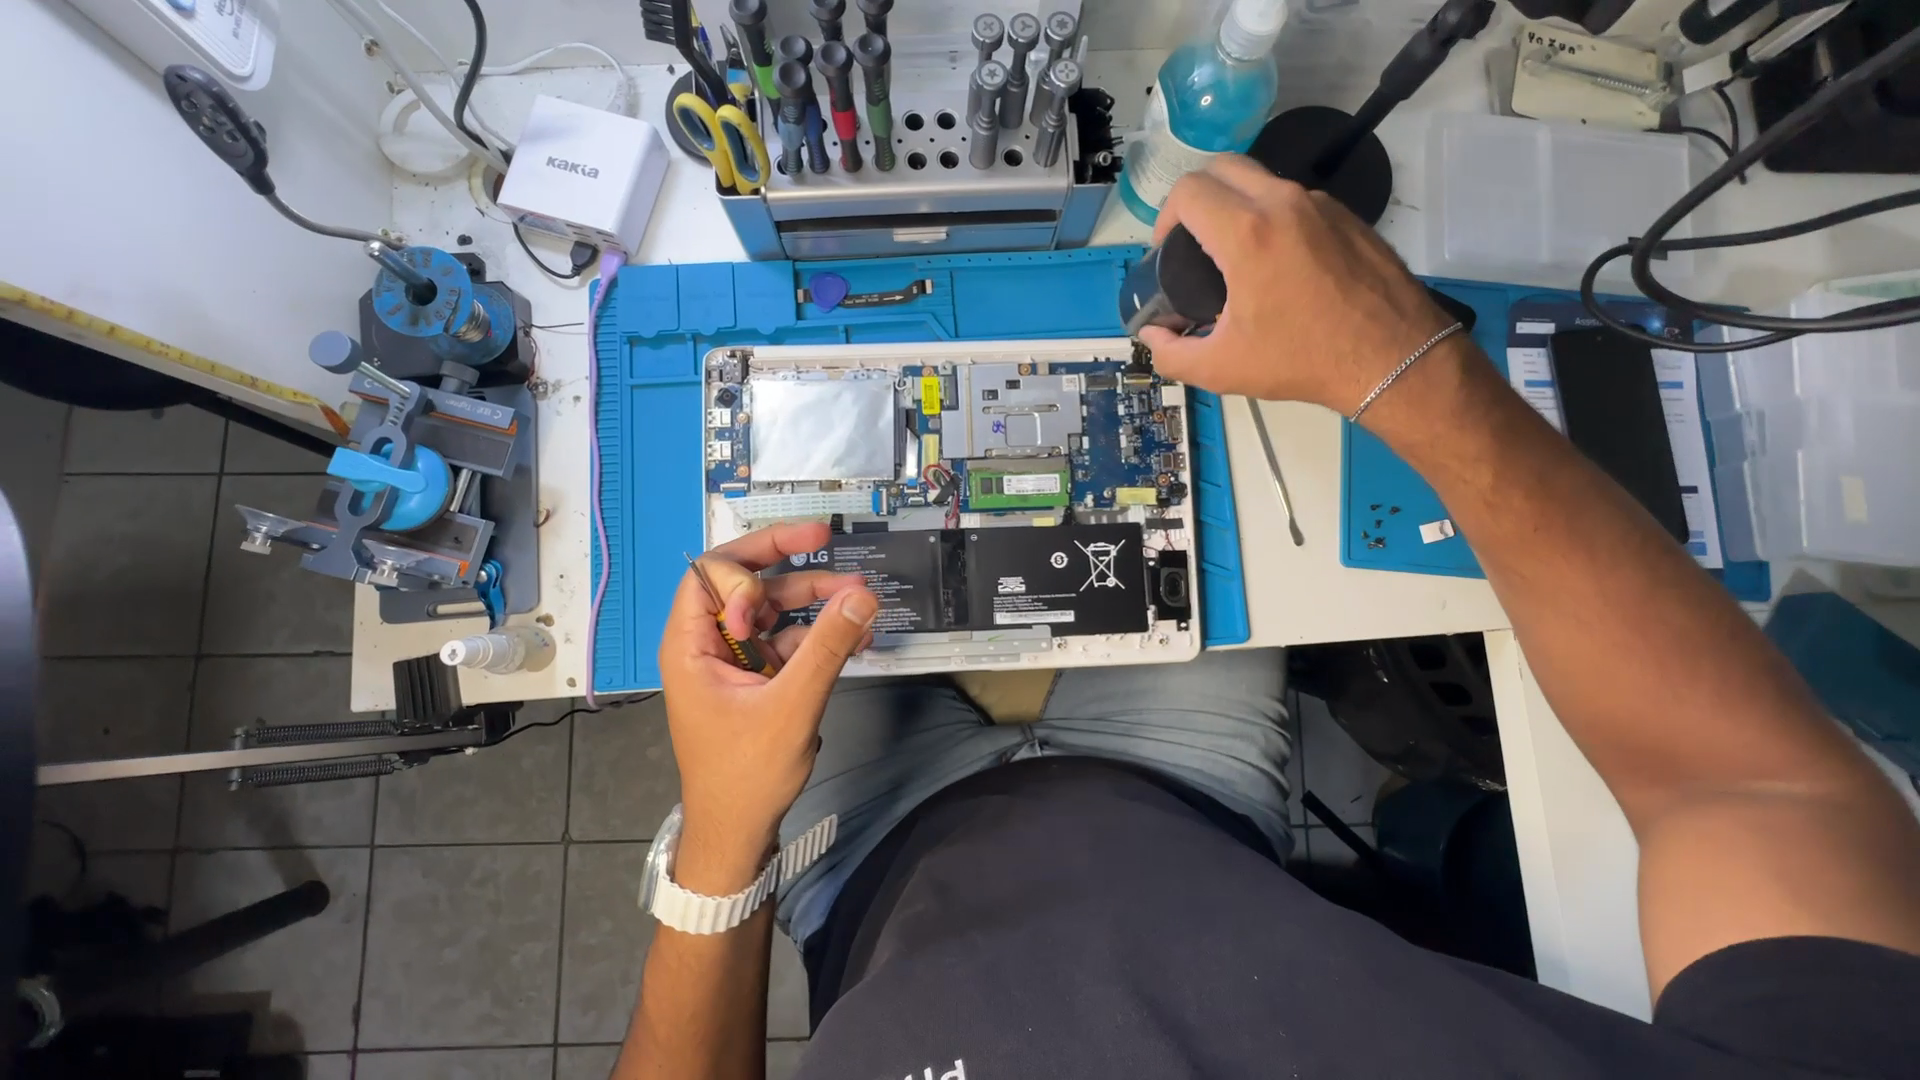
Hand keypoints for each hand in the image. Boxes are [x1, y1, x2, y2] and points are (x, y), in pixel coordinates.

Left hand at [657, 523, 878, 881]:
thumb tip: (863, 595)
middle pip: (744, 583)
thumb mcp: (791, 706)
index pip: (711, 575)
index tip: (790, 581)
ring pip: (771, 610)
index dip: (750, 568)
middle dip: (789, 565)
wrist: (738, 834)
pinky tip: (856, 638)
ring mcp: (734, 661)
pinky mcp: (758, 679)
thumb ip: (827, 647)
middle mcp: (708, 644)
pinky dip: (819, 637)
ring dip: (814, 601)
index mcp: (690, 644)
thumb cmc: (747, 773)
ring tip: (861, 600)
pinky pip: (788, 641)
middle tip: (828, 538)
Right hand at [1137, 155, 1459, 415]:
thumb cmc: (1301, 362)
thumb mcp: (1221, 369)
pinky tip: (1276, 265)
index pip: (1188, 191)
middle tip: (1191, 241)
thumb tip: (1152, 336)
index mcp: (1247, 234)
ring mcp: (1320, 204)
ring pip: (1260, 180)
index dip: (1164, 218)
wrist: (1392, 357)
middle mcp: (1283, 203)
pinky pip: (1294, 200)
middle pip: (1222, 167)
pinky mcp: (1347, 215)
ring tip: (1232, 256)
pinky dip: (1271, 217)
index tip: (1166, 252)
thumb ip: (1170, 353)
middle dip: (1195, 198)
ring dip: (1234, 204)